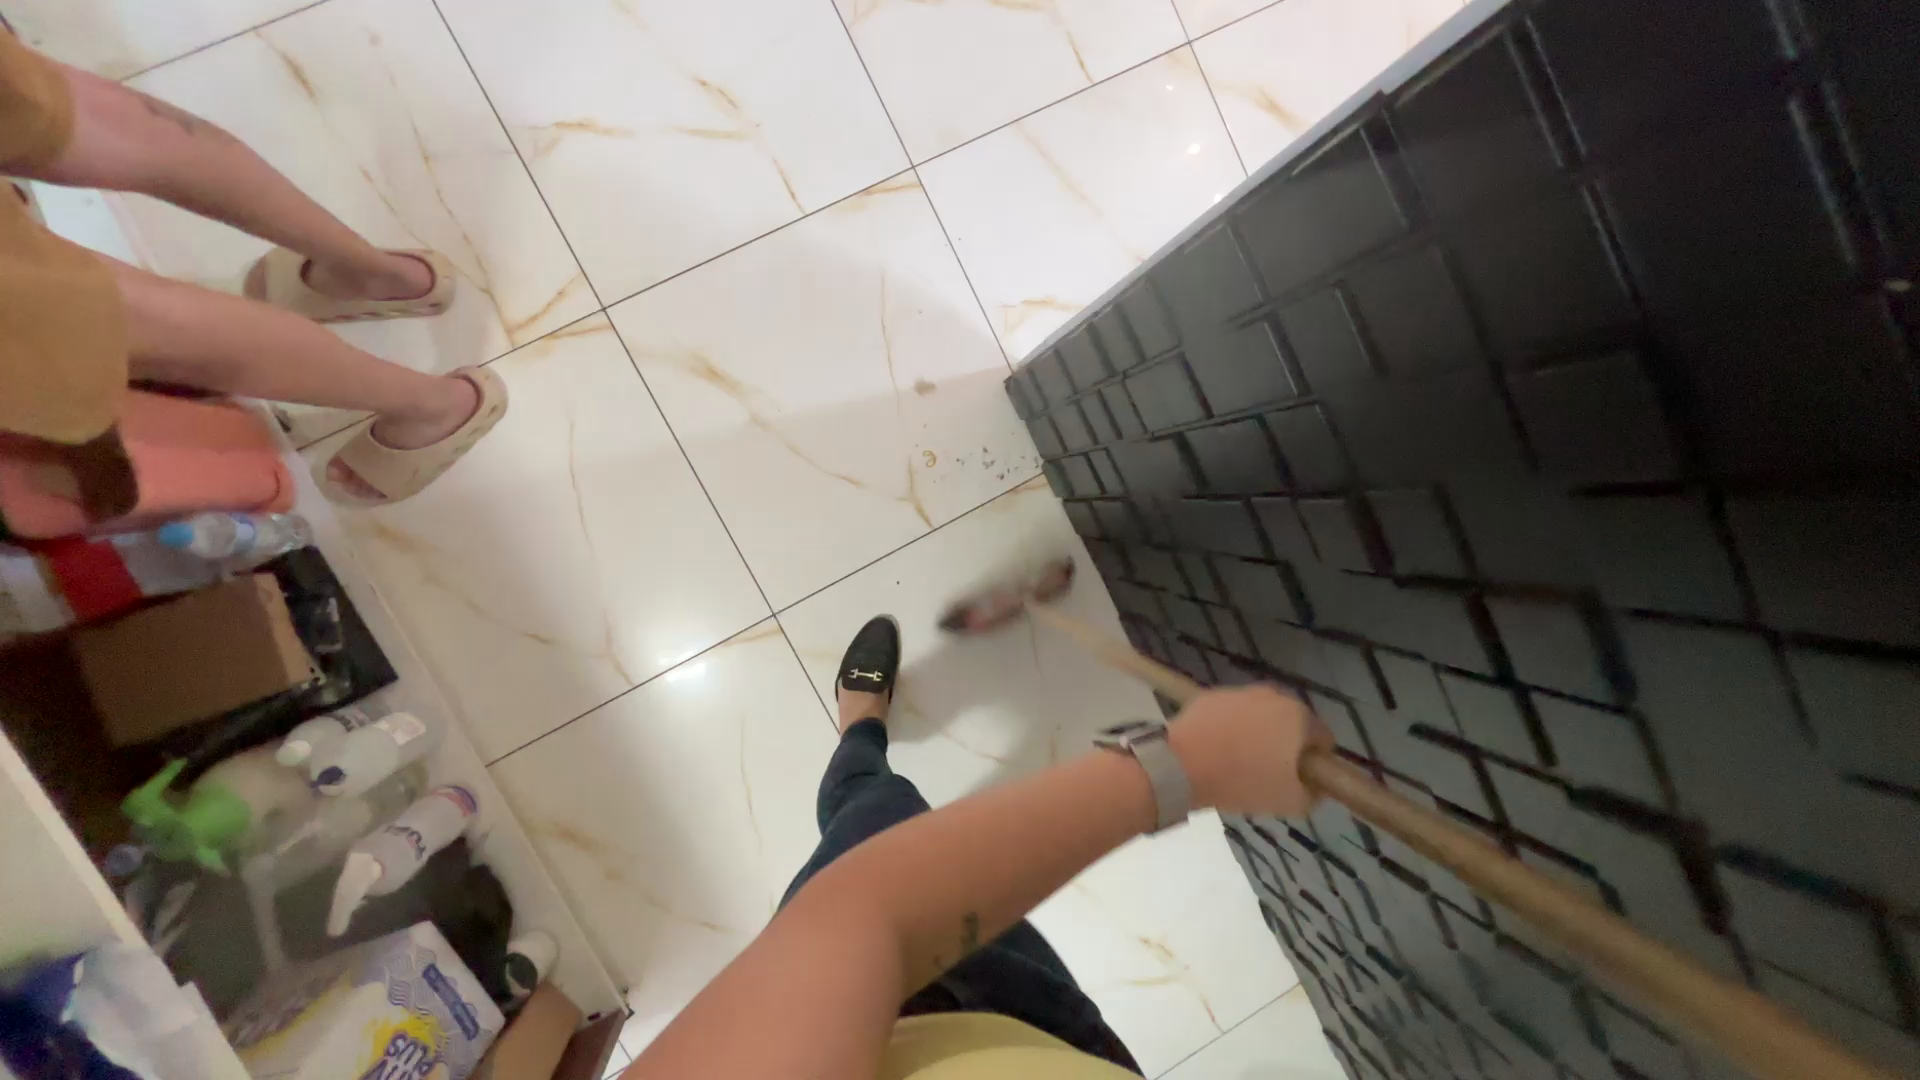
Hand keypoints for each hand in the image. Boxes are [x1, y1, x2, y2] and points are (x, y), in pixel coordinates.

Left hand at [1167, 685, 1330, 817]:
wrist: (1182, 764)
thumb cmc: (1243, 781)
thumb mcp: (1292, 801)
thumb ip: (1314, 793)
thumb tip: (1315, 786)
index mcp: (1298, 716)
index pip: (1322, 738)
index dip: (1316, 762)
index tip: (1301, 779)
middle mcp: (1272, 695)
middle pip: (1290, 723)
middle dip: (1286, 744)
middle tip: (1272, 771)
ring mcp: (1238, 692)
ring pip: (1259, 716)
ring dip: (1258, 733)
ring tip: (1241, 760)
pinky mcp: (1210, 696)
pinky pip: (1231, 714)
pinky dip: (1230, 727)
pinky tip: (1218, 748)